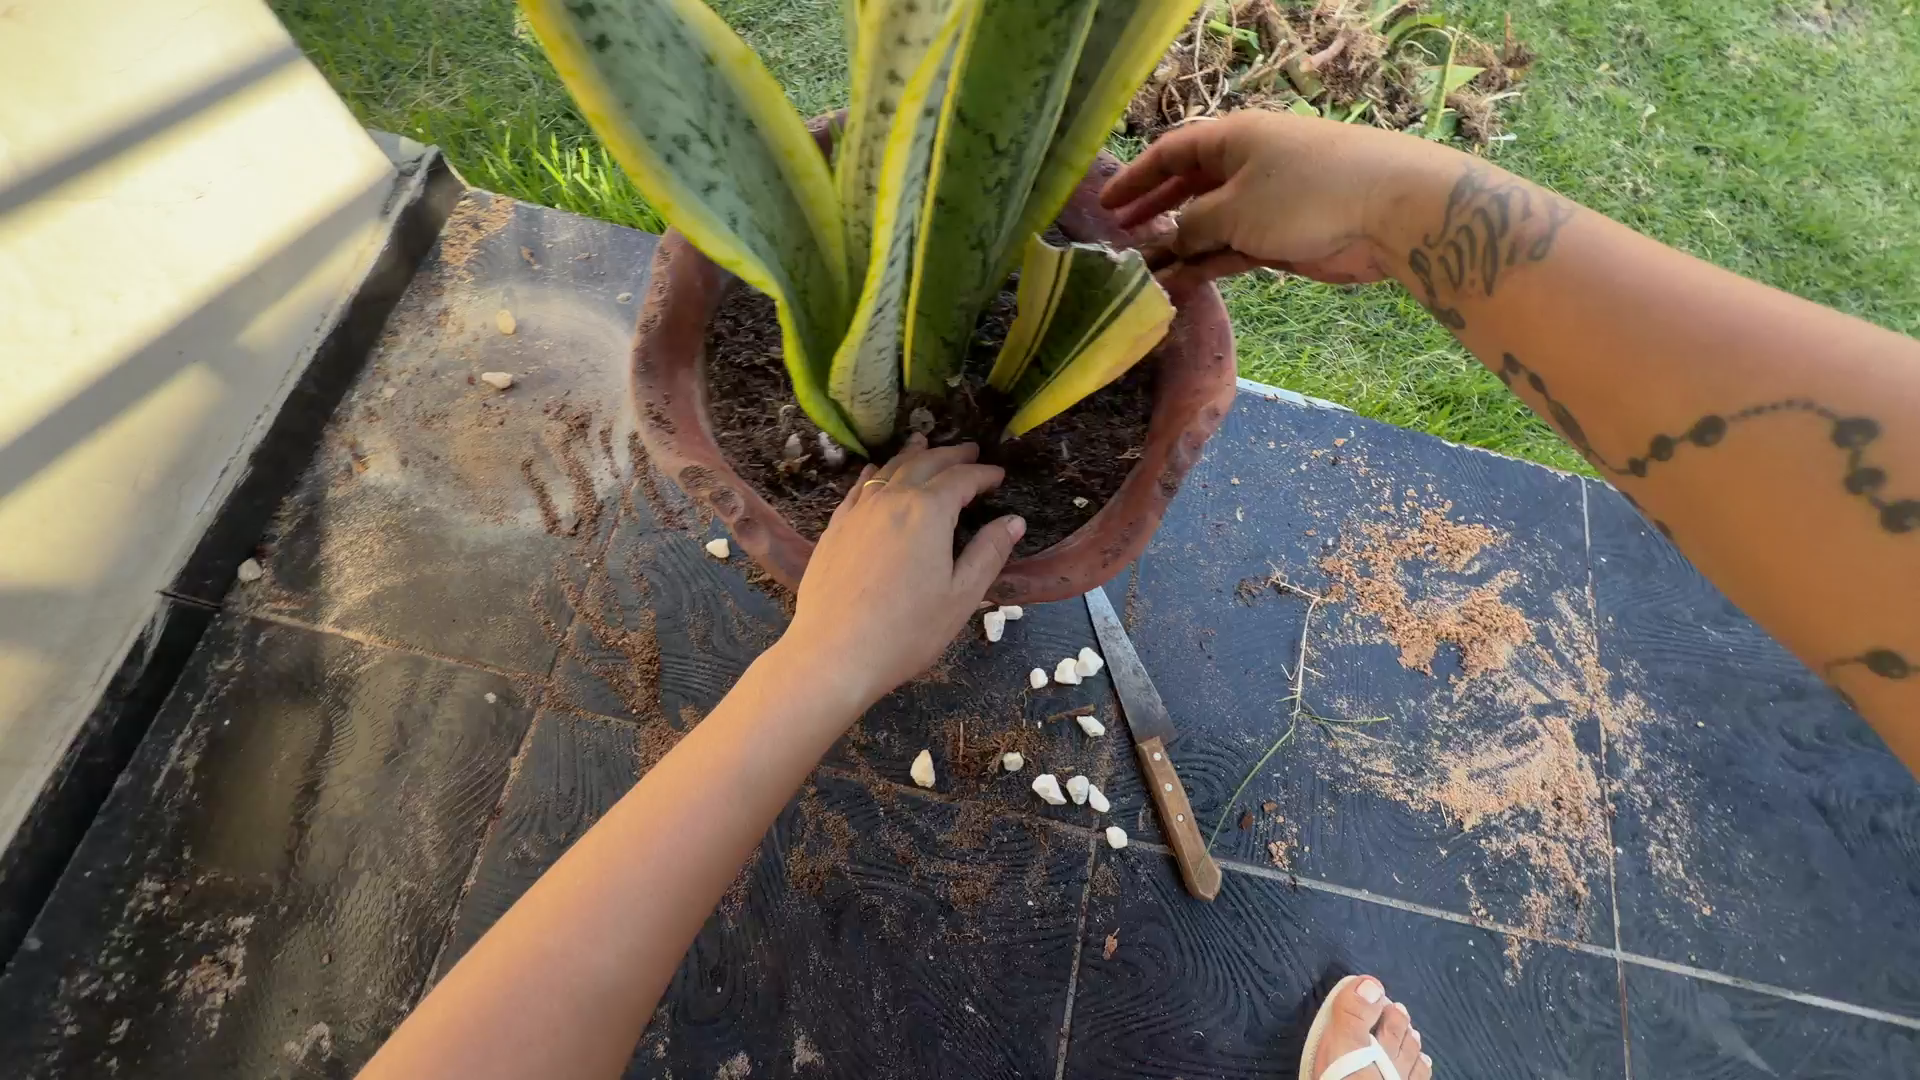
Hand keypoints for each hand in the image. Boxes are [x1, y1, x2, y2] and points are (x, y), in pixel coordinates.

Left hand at [780, 433, 1024, 711]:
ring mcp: (857, 512)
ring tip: (924, 443)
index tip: (998, 475)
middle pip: (924, 464)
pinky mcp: (835, 528)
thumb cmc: (907, 631)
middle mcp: (890, 500)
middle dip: (951, 455)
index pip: (961, 479)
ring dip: (912, 455)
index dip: (983, 474)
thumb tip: (1013, 521)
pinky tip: (875, 472)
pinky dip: (875, 473)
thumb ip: (989, 553)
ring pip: (889, 470)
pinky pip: (858, 487)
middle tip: (970, 450)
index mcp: (927, 512)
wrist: (834, 654)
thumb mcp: (961, 596)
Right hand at [1100, 110, 1455, 287]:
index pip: (1171, 154)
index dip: (1135, 179)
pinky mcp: (1275, 238)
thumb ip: (1191, 227)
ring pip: (1205, 226)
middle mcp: (1243, 168)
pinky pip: (1227, 251)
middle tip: (1119, 237)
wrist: (1386, 212)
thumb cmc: (1304, 194)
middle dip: (1151, 212)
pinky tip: (1177, 286)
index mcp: (1232, 140)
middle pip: (1185, 189)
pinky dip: (1203, 267)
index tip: (1105, 205)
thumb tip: (1170, 242)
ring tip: (1142, 274)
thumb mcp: (1233, 208)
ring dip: (1175, 249)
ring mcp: (1260, 204)